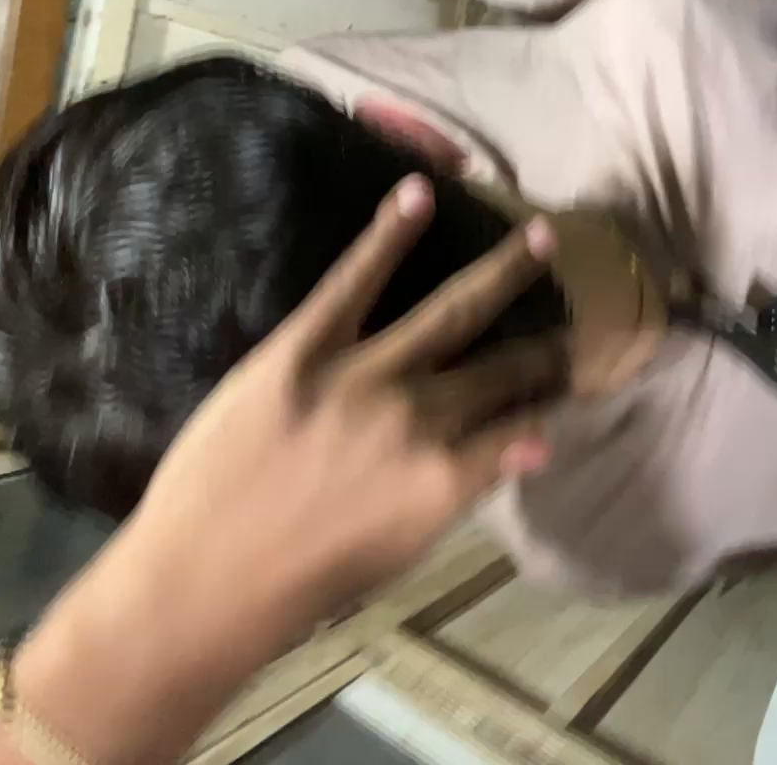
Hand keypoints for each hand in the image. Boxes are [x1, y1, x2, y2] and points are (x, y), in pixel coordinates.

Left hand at [0, 176, 565, 764]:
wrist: (200, 583)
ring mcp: (364, 375)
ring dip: (503, 271)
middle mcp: (423, 416)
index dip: (551, 394)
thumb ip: (474, 484)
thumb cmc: (310, 575)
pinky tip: (418, 193)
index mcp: (448, 472)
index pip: (523, 419)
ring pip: (451, 312)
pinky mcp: (303, 347)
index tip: (570, 372)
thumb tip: (541, 440)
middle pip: (502, 365)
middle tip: (577, 305)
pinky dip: (389, 234)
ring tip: (540, 236)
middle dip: (547, 337)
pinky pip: (354, 281)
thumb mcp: (409, 544)